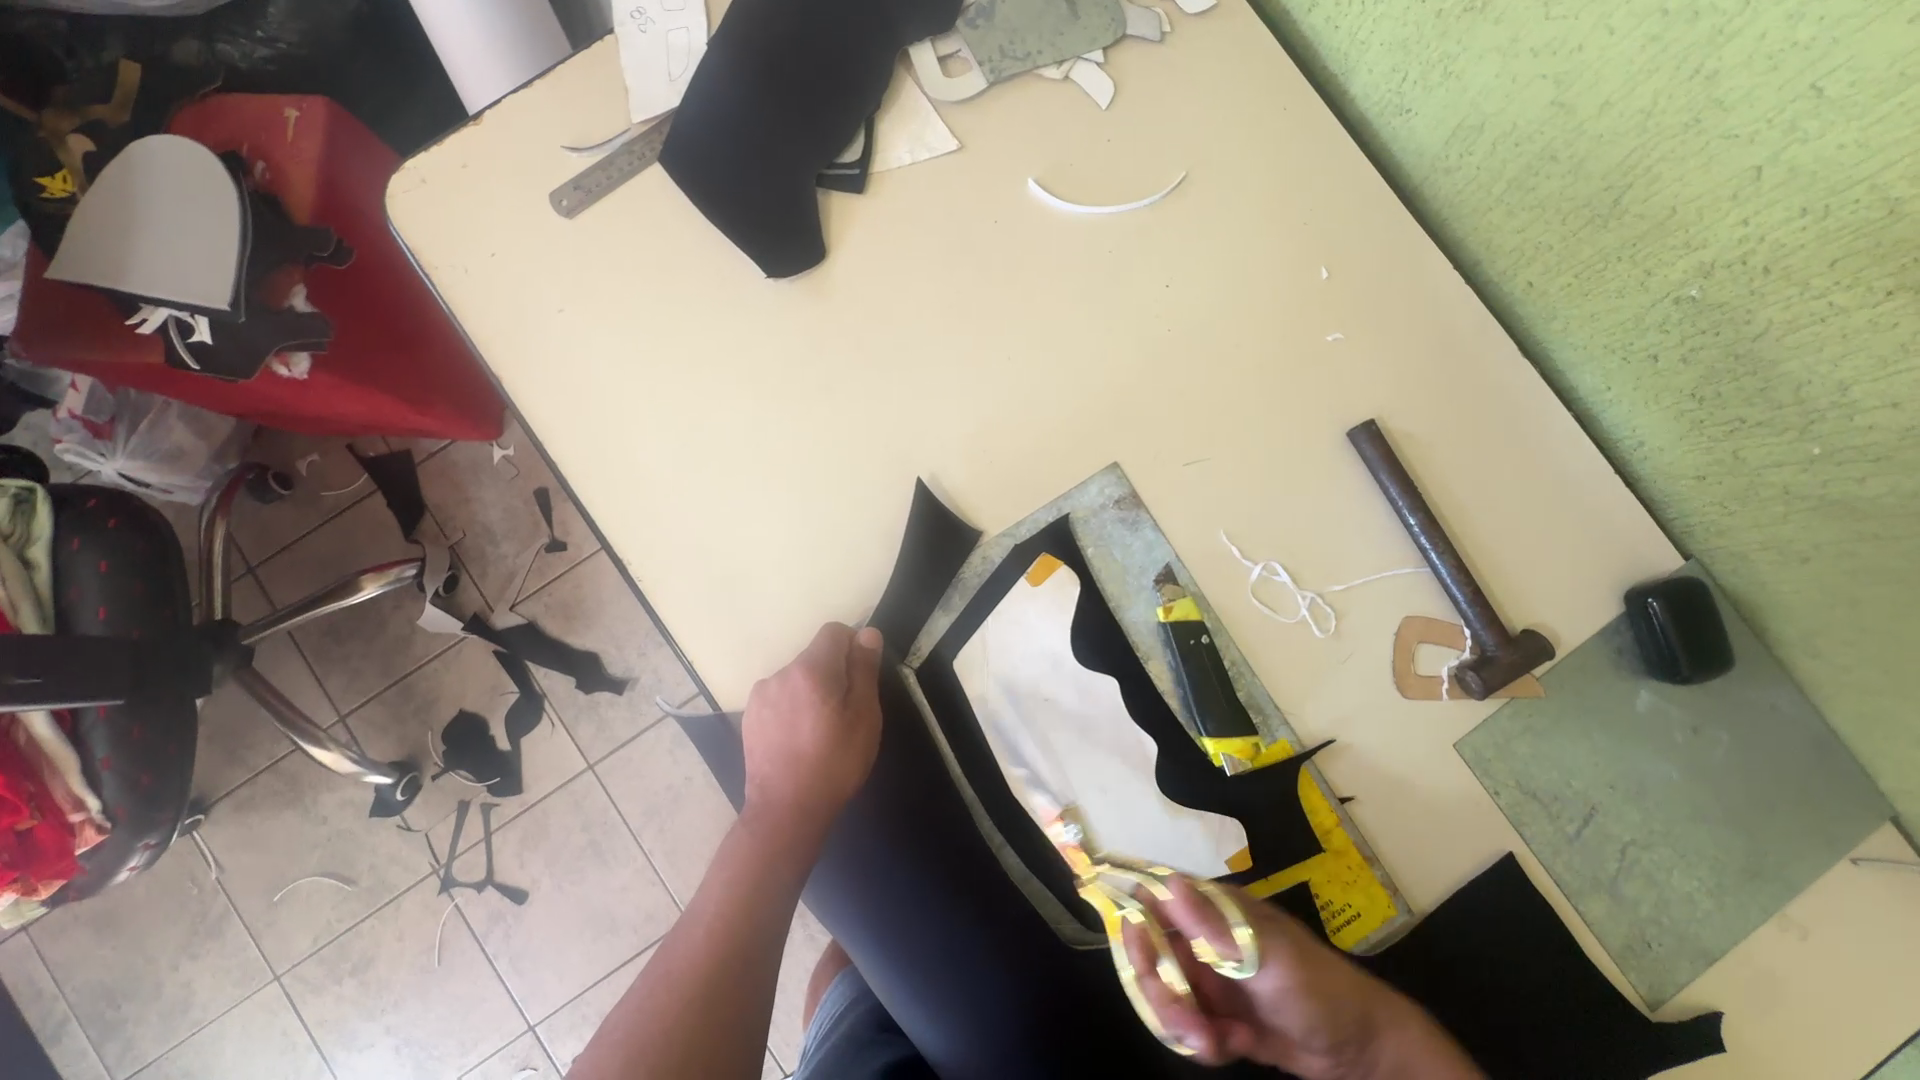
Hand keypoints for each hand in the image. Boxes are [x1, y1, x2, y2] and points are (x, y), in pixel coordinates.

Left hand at [740, 622, 884, 839]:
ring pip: (797, 679)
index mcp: (811, 669)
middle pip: (815, 657)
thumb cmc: (835, 763)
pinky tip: (800, 740)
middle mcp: (781, 674)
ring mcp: (761, 696)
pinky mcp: (751, 717)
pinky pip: (780, 698)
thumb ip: (864, 669)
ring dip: (812, 692)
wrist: (786, 809)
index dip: (853, 647)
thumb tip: (867, 633)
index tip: (861, 679)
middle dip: (834, 674)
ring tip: (821, 732)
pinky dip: (793, 708)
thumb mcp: (864, 716)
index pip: (834, 632)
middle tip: (846, 714)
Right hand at [1124, 877, 1482, 1079]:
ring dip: (1181, 1024)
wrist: (1362, 1051)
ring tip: (1212, 1044)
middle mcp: (1207, 941)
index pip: (1156, 903)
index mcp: (1216, 912)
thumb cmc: (1318, 989)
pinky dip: (1201, 1042)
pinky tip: (1229, 1048)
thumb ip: (1214, 925)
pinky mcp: (1220, 1017)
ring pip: (1167, 996)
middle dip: (1161, 992)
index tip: (1139, 959)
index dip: (1137, 925)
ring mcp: (1212, 980)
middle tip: (1186, 1022)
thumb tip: (1167, 881)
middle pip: (1153, 957)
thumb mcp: (1268, 955)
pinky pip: (1189, 1027)